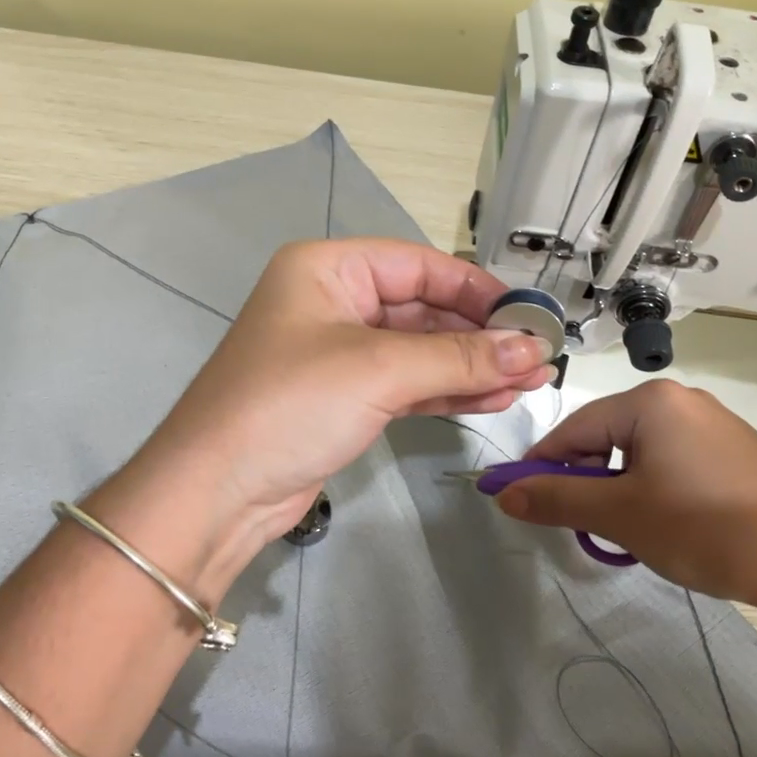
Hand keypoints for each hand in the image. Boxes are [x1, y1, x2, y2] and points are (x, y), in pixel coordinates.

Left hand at [108, 239, 552, 592]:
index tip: (528, 315)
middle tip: (539, 357)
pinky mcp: (345, 399)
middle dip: (480, 334)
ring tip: (530, 381)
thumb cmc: (291, 405)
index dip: (475, 289)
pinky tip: (493, 398)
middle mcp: (333, 302)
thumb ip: (459, 357)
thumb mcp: (377, 369)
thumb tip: (533, 348)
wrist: (217, 492)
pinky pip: (408, 383)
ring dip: (472, 365)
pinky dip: (447, 390)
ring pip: (420, 350)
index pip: (418, 264)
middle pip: (422, 308)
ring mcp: (339, 354)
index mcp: (327, 269)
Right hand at [493, 380, 756, 612]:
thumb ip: (556, 499)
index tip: (519, 497)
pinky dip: (657, 490)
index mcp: (652, 402)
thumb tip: (503, 493)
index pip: (575, 428)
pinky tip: (670, 526)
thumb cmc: (702, 528)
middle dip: (586, 480)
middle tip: (582, 524)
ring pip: (643, 453)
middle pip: (609, 437)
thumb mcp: (618, 515)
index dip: (541, 465)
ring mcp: (719, 426)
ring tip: (627, 532)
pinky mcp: (741, 455)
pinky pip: (677, 463)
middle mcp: (685, 401)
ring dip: (620, 488)